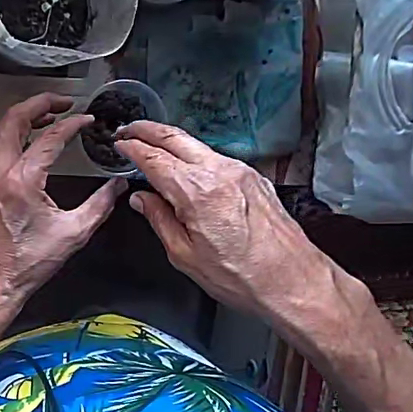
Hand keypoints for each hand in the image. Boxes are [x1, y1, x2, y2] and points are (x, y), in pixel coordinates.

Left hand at [0, 94, 125, 310]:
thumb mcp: (73, 233)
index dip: (72, 124)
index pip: (49, 138)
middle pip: (13, 120)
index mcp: (21, 182)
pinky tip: (33, 140)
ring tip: (51, 114)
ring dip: (26, 117)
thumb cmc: (29, 263)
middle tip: (63, 101)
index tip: (87, 120)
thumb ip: (100, 204)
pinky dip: (16, 134)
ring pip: (1, 131)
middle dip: (39, 103)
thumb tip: (117, 185)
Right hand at [116, 121, 363, 325]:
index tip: (119, 144)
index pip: (153, 158)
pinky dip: (194, 155)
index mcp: (196, 191)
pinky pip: (216, 158)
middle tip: (128, 129)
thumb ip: (159, 220)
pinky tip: (185, 166)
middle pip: (175, 137)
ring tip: (153, 146)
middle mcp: (219, 172)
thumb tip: (142, 200)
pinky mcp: (254, 178)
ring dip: (171, 141)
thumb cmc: (242, 277)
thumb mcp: (184, 255)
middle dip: (147, 129)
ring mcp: (240, 172)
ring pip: (197, 145)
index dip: (131, 148)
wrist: (293, 282)